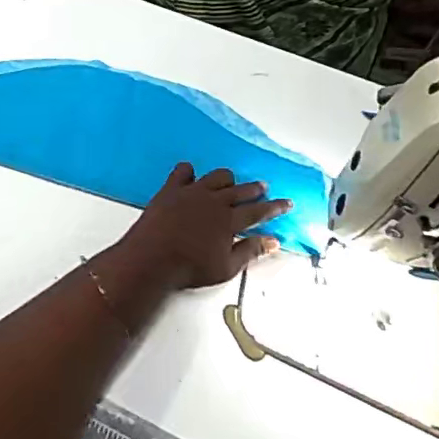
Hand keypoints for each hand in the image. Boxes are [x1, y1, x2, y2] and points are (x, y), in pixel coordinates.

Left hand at [118, 163, 292, 288]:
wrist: (152, 257)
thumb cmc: (189, 267)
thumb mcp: (227, 266)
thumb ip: (250, 251)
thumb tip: (272, 241)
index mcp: (229, 220)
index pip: (258, 211)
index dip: (275, 207)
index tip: (286, 203)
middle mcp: (213, 201)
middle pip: (240, 190)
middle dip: (255, 189)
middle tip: (263, 187)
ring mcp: (191, 191)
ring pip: (216, 176)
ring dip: (227, 179)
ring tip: (231, 180)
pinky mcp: (171, 188)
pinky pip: (183, 171)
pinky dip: (190, 172)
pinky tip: (192, 174)